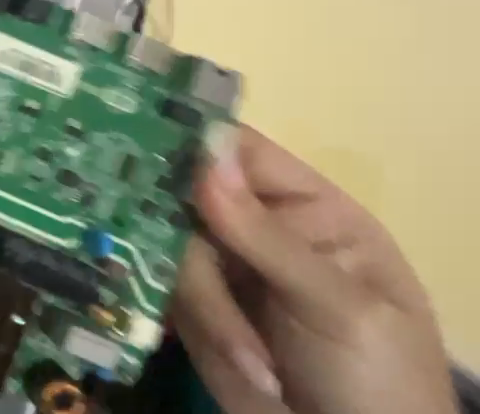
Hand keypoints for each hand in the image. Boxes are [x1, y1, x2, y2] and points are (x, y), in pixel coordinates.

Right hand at [173, 125, 455, 413]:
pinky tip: (229, 355)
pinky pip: (149, 277)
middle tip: (170, 246)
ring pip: (162, 241)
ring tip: (254, 359)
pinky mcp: (182, 298)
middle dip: (178, 230)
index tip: (137, 136)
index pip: (238, 152)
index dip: (191, 139)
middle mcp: (252, 226)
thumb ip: (267, 234)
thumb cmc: (381, 382)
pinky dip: (176, 315)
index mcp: (307, 212)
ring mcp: (214, 263)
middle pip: (181, 192)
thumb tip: (203, 153)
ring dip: (202, 302)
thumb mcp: (340, 308)